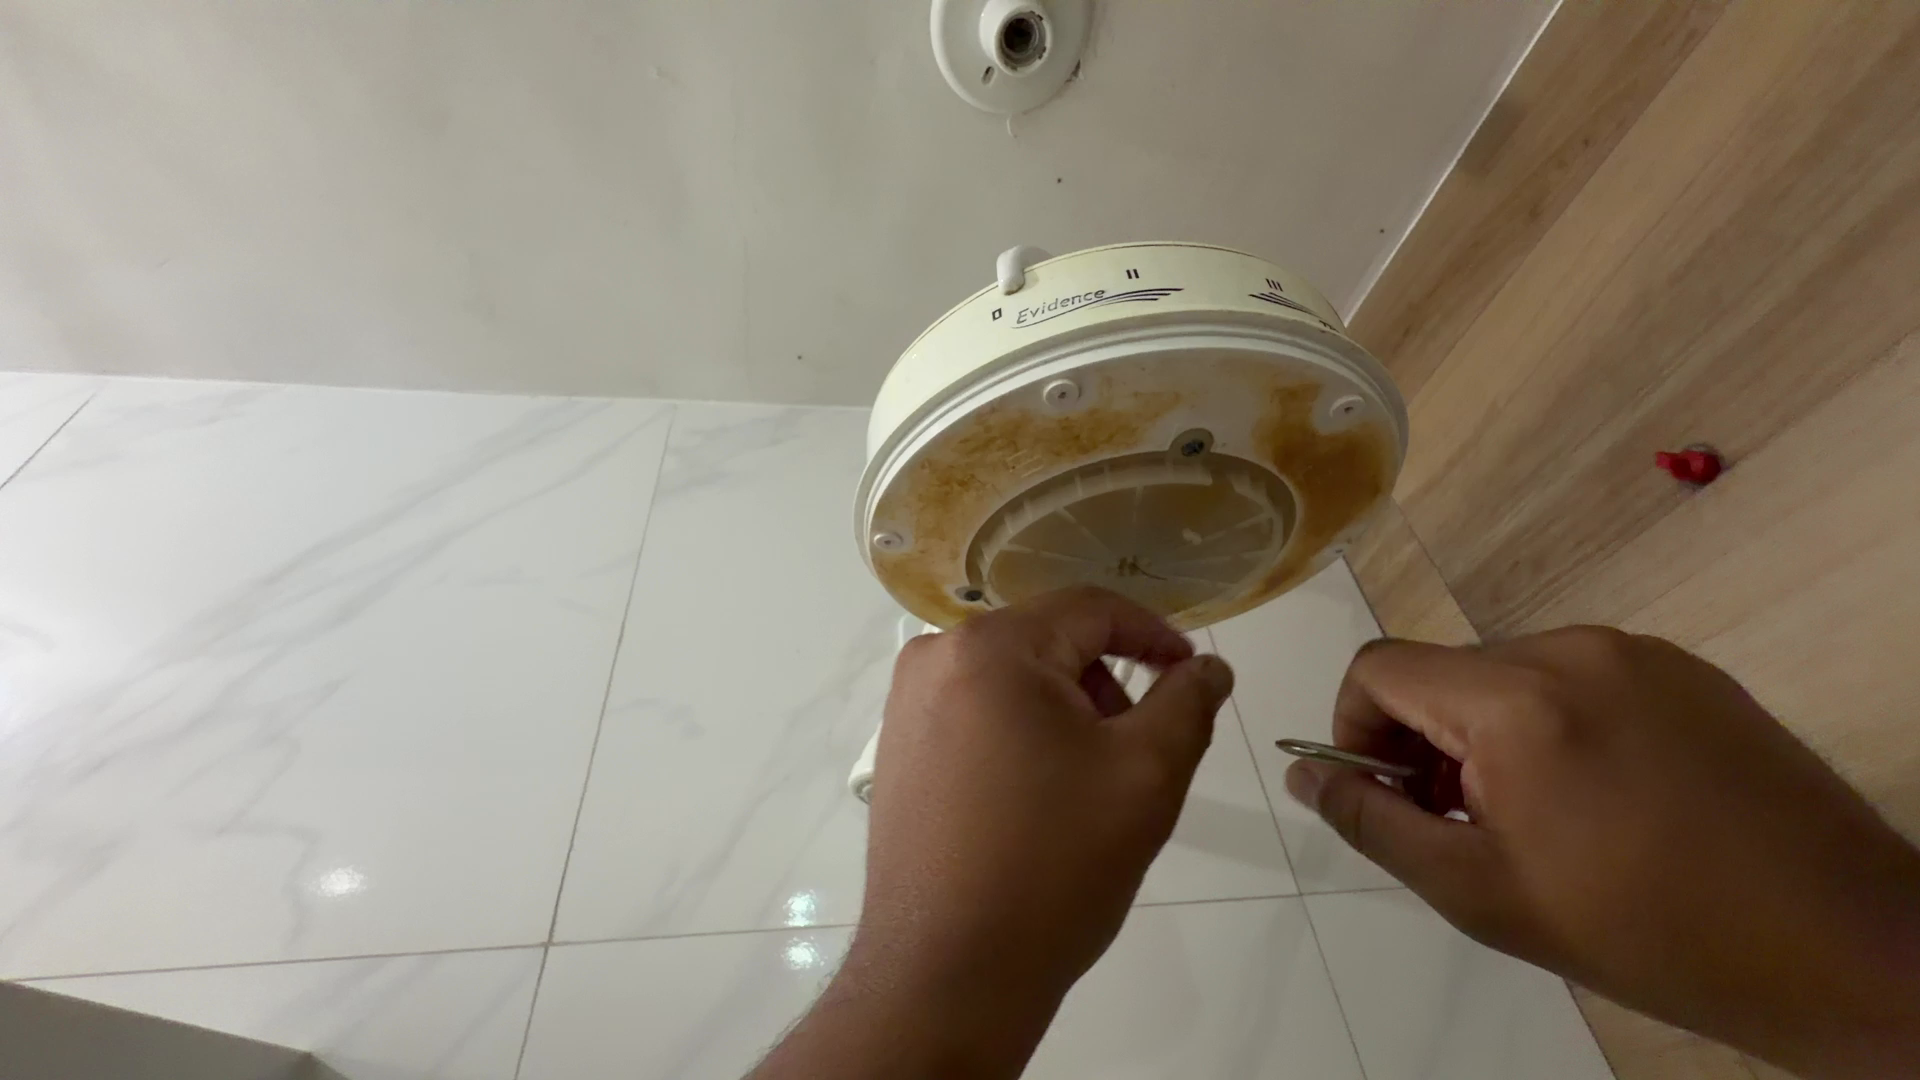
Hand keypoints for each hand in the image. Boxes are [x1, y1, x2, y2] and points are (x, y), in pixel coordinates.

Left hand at [747, 587, 1232, 1079]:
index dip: (1152, 634)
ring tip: (1089, 777)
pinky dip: (1022, 730)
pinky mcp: (899, 744)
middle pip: (1048, 641)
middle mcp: (935, 656)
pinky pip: (977, 709)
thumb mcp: (1145, 774)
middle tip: (1139, 744)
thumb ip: (1187, 703)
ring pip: (1012, 677)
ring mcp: (906, 702)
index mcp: (989, 646)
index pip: (1090, 609)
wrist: (946, 972)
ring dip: (1066, 708)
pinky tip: (1040, 792)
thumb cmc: (1053, 864)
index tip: (1191, 674)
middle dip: (1105, 681)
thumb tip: (1207, 665)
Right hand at [1286, 628, 1919, 1079]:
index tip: (1386, 792)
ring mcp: (1633, 652)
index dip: (1354, 726)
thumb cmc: (1647, 930)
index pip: (1378, 667)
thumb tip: (1303, 774)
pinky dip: (1543, 723)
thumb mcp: (1477, 892)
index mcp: (1515, 700)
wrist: (1862, 957)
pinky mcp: (1682, 668)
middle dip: (1420, 739)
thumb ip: (1371, 822)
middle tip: (1457, 820)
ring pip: (1498, 673)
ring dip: (1480, 733)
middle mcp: (1569, 650)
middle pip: (1438, 671)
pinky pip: (1566, 676)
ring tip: (1527, 813)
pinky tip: (1592, 793)